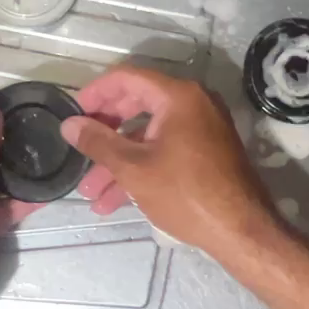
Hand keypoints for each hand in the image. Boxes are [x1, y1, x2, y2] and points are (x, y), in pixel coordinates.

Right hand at [60, 67, 277, 255]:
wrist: (240, 230)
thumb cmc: (185, 194)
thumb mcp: (134, 168)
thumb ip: (98, 142)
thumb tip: (69, 125)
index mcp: (178, 96)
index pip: (126, 78)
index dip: (95, 93)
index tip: (72, 113)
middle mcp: (193, 104)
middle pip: (136, 106)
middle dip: (104, 135)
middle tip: (78, 151)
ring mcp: (202, 128)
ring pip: (148, 137)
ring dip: (118, 162)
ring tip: (91, 193)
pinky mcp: (206, 153)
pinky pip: (164, 151)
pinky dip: (140, 169)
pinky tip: (114, 201)